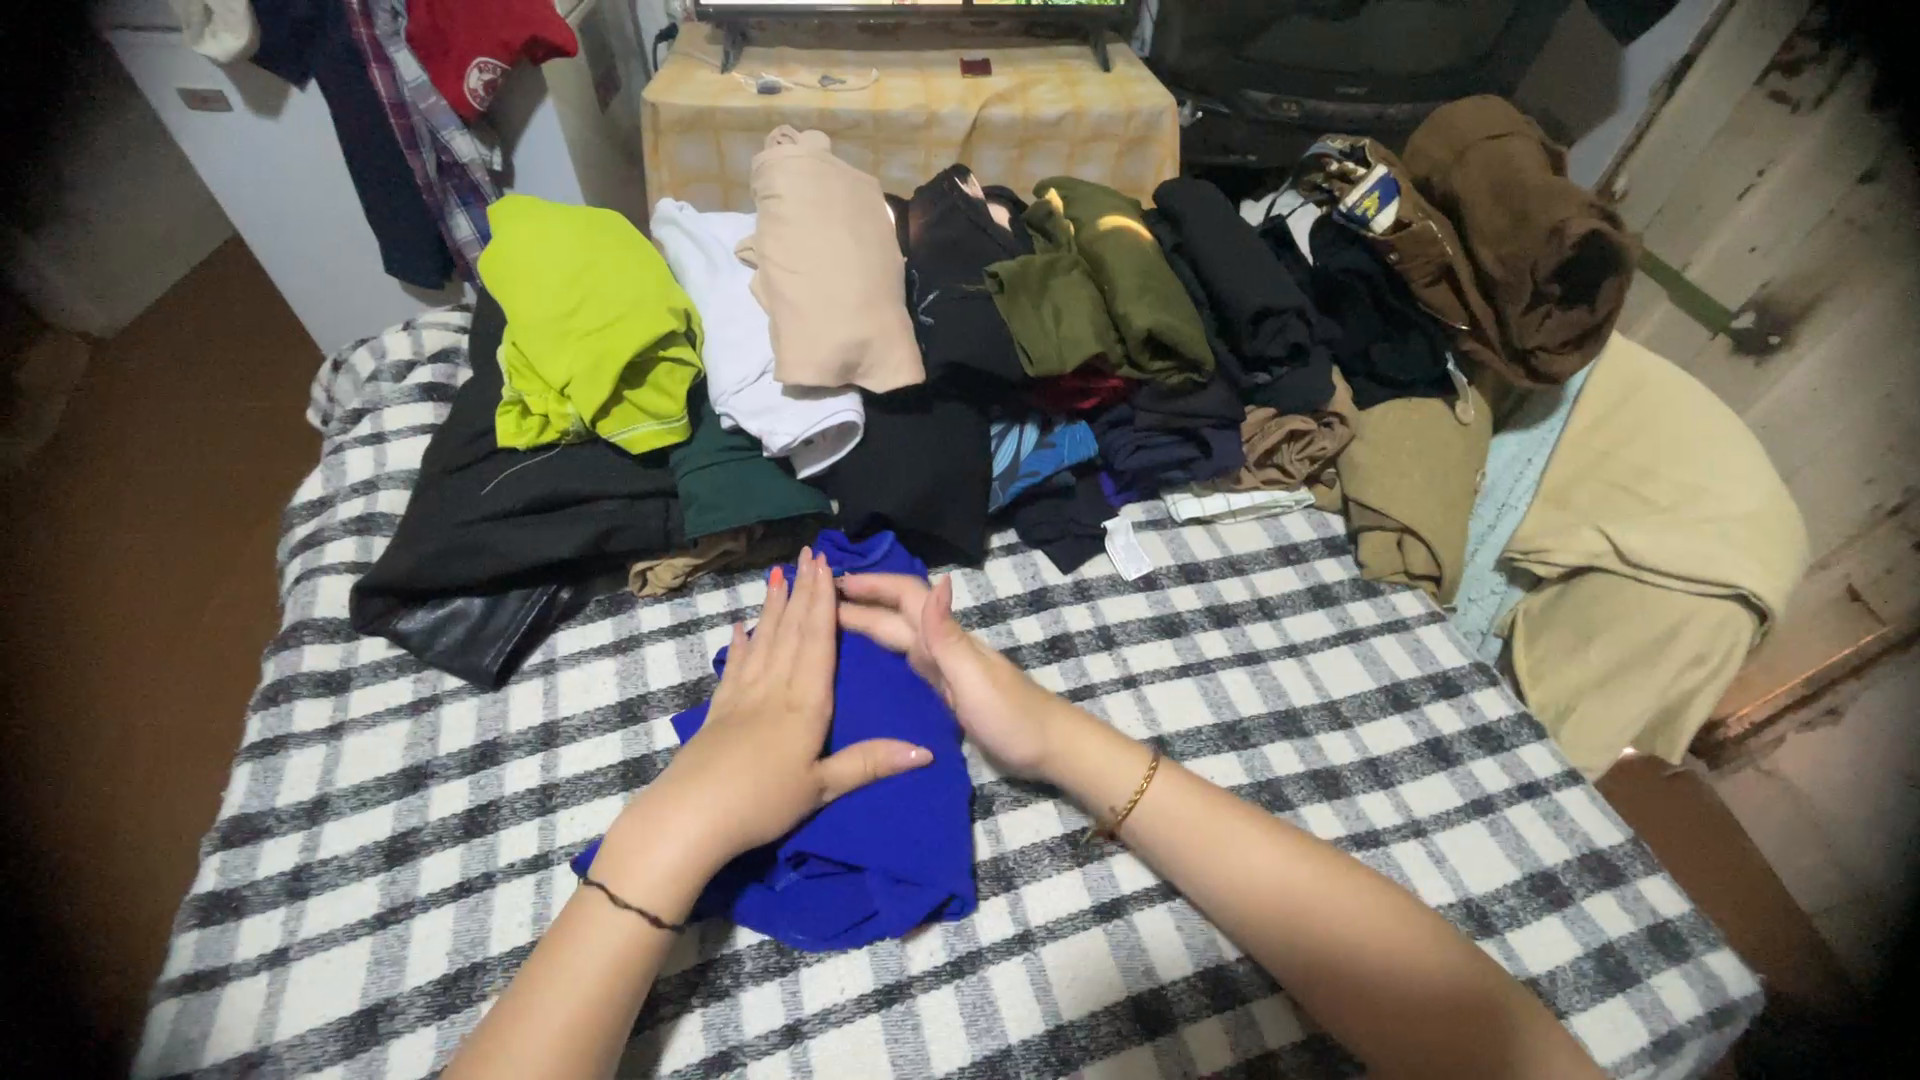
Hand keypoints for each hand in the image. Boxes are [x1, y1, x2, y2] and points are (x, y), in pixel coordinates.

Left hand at [632, 549, 933, 865]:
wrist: (689, 819)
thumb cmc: (762, 803)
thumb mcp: (822, 788)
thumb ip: (870, 764)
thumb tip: (927, 751)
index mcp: (805, 703)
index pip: (818, 642)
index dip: (823, 602)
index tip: (825, 566)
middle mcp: (774, 688)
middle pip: (791, 630)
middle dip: (802, 590)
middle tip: (807, 553)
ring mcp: (742, 696)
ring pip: (762, 640)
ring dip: (773, 605)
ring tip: (778, 574)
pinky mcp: (718, 709)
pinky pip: (734, 666)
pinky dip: (739, 643)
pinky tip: (740, 627)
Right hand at [838, 574, 1066, 778]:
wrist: (1047, 749)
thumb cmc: (1012, 716)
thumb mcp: (974, 678)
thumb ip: (949, 635)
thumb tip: (938, 581)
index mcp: (946, 639)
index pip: (906, 598)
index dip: (872, 585)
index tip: (834, 580)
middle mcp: (943, 646)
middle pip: (896, 615)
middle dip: (860, 602)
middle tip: (816, 598)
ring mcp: (945, 668)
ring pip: (899, 635)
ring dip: (868, 622)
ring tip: (830, 621)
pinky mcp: (946, 689)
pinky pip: (907, 660)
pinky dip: (883, 651)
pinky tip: (870, 658)